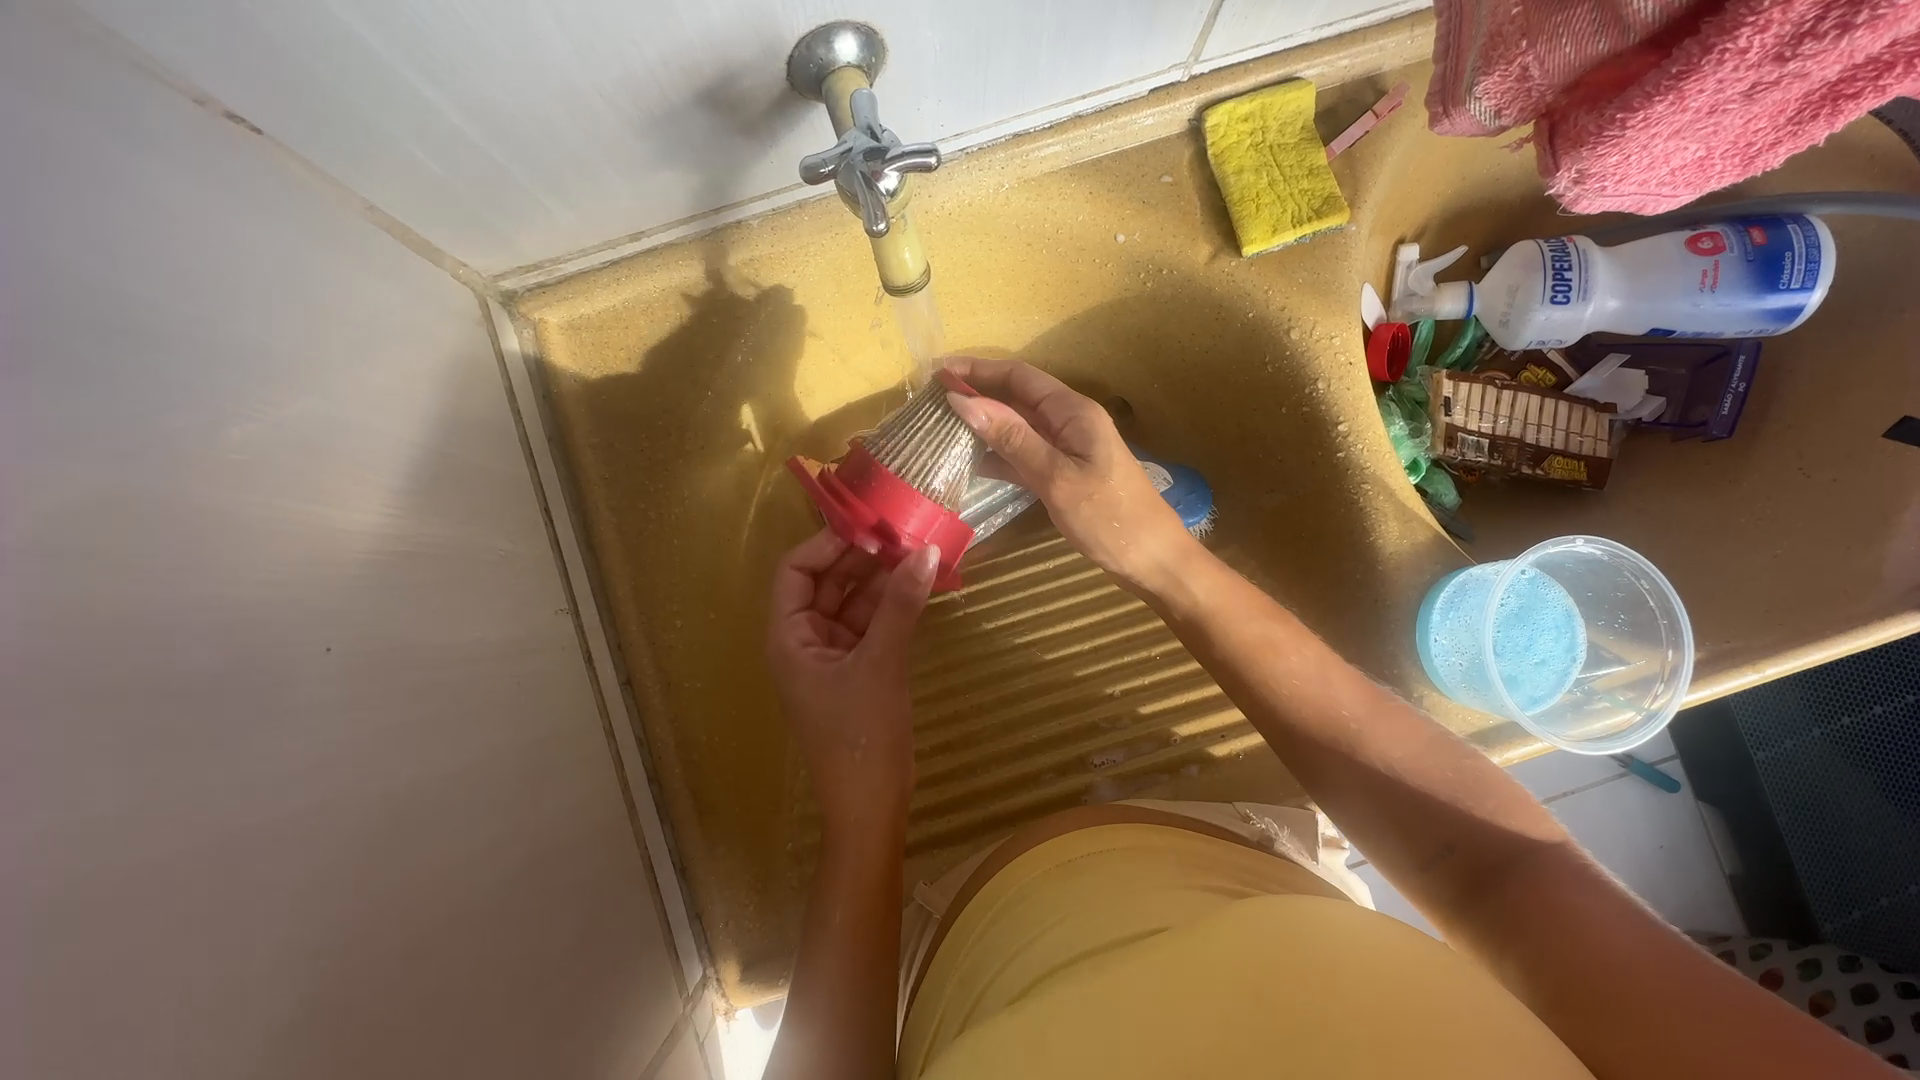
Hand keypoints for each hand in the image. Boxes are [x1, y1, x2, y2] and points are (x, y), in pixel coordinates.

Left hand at [766, 529, 937, 838]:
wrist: (872, 806)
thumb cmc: (861, 736)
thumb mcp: (880, 665)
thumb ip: (900, 605)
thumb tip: (926, 551)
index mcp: (789, 638)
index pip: (795, 571)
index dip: (828, 544)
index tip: (871, 527)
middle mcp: (806, 640)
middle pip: (828, 583)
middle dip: (864, 558)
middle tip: (905, 531)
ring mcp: (835, 655)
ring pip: (855, 602)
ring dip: (884, 579)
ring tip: (920, 550)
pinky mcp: (861, 669)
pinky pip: (874, 624)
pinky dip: (895, 605)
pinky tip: (922, 585)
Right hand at [941, 357, 1198, 592]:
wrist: (1153, 561)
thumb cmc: (1110, 518)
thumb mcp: (1056, 477)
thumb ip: (1011, 438)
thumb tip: (962, 400)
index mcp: (1073, 412)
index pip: (1018, 376)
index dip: (977, 370)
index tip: (936, 372)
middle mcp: (1069, 423)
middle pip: (1016, 399)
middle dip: (976, 395)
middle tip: (929, 402)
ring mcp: (1067, 451)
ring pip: (1017, 428)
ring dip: (982, 427)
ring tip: (940, 429)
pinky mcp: (1063, 477)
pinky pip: (1024, 456)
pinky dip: (997, 457)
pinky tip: (969, 465)